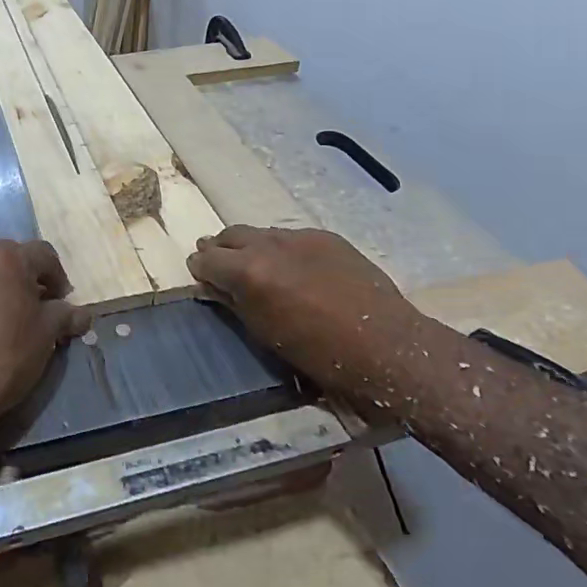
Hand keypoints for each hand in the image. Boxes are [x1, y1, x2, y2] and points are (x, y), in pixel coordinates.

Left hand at [0, 240, 89, 427]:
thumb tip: (81, 314)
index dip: (57, 277)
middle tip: (33, 308)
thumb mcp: (46, 336)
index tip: (61, 302)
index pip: (42, 254)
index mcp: (6, 258)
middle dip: (24, 278)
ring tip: (1, 316)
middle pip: (7, 257)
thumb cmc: (5, 356)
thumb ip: (65, 316)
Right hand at [188, 226, 429, 391]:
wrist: (386, 348)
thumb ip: (233, 302)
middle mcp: (269, 246)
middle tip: (218, 265)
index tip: (200, 277)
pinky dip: (281, 249)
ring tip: (255, 265)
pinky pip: (292, 237)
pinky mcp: (328, 238)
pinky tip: (292, 268)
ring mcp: (300, 238)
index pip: (206, 258)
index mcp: (247, 271)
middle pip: (230, 236)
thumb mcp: (261, 332)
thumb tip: (213, 286)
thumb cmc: (317, 353)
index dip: (199, 268)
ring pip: (261, 233)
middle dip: (219, 249)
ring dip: (250, 247)